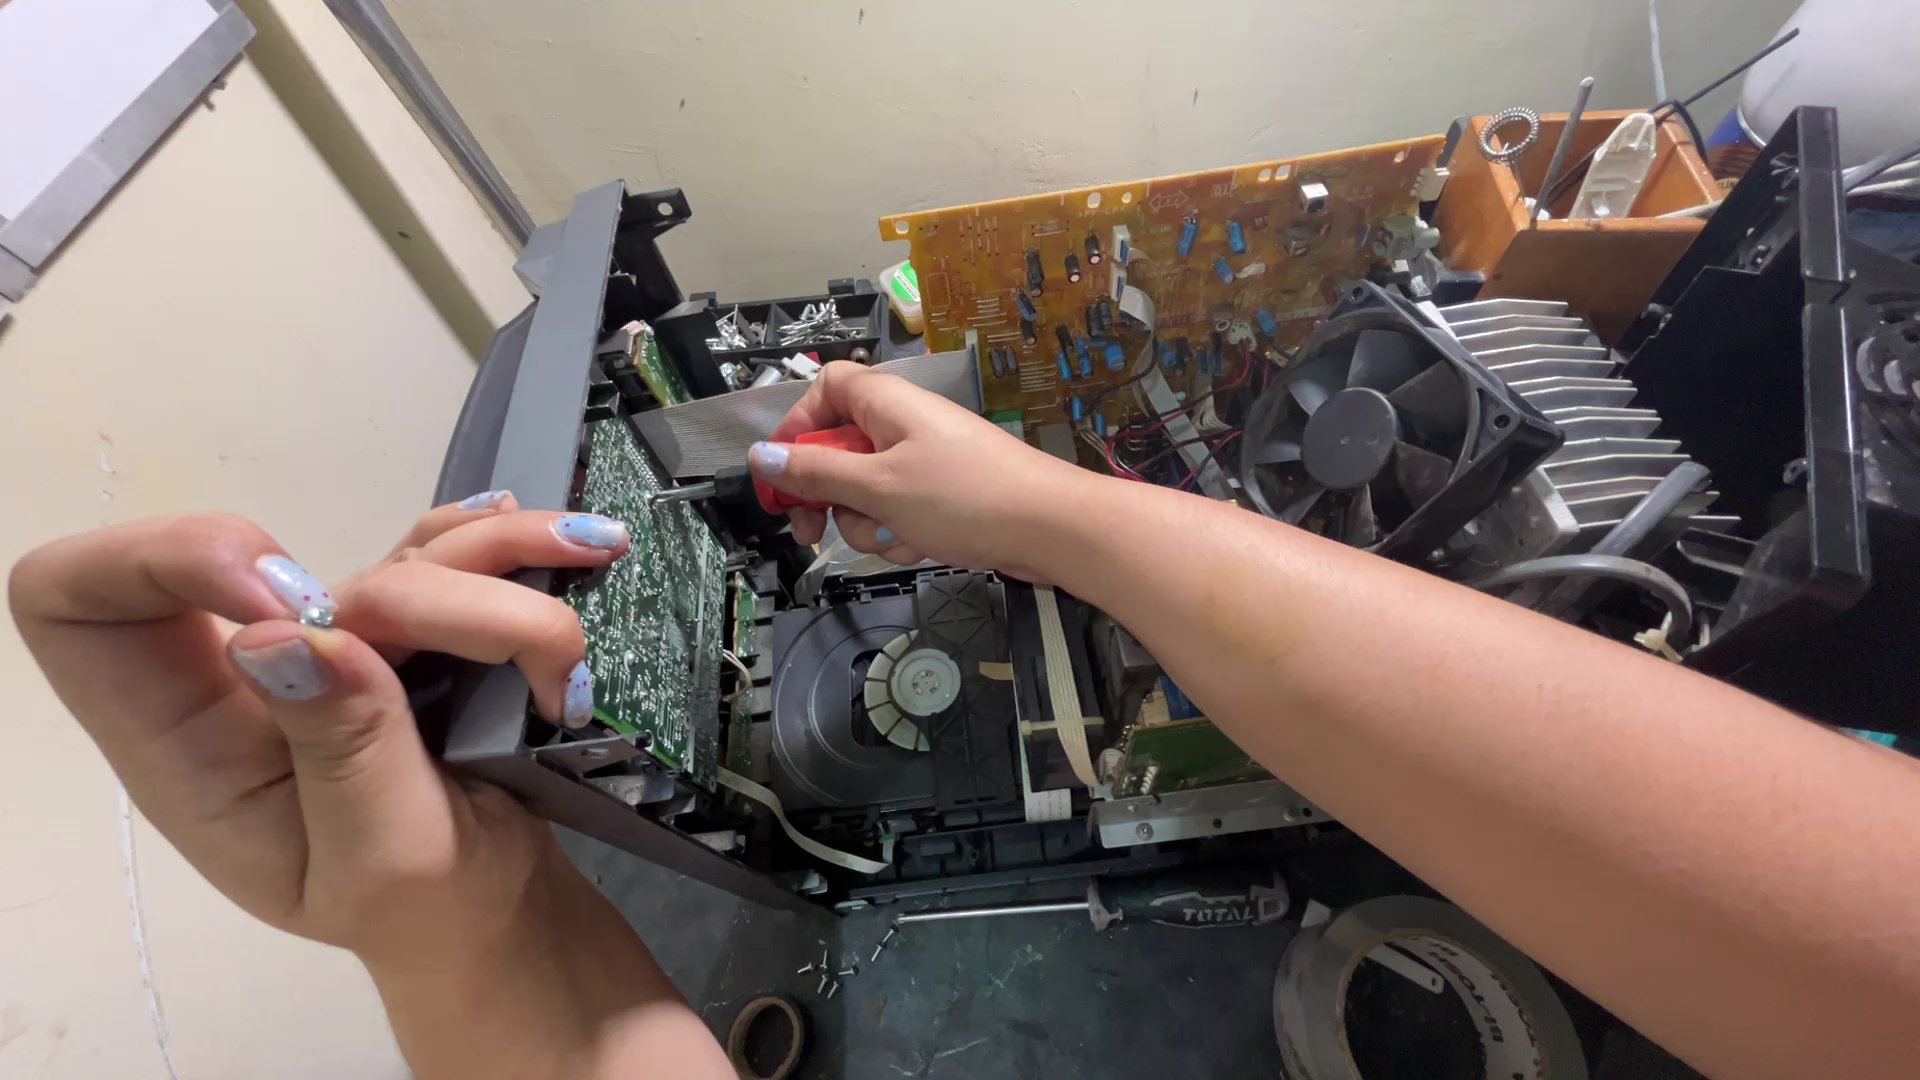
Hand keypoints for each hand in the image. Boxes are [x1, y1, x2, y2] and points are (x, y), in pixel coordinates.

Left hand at [6, 496, 629, 965]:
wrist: (490, 895)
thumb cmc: (420, 902)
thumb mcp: (377, 856)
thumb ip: (341, 751)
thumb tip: (290, 634)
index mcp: (194, 738)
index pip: (86, 604)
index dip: (166, 564)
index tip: (300, 603)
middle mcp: (267, 668)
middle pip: (331, 575)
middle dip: (459, 603)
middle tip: (556, 660)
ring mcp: (358, 640)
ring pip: (418, 550)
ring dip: (517, 547)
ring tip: (600, 552)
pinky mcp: (432, 629)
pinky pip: (461, 552)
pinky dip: (516, 540)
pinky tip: (562, 543)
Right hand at [749, 361, 1093, 578]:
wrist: (1049, 528)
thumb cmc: (964, 497)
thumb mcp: (878, 487)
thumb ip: (816, 473)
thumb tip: (760, 456)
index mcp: (885, 402)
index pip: (824, 390)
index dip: (796, 427)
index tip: (780, 473)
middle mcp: (903, 425)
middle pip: (838, 450)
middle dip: (829, 496)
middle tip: (815, 533)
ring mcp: (924, 461)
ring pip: (865, 491)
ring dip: (868, 524)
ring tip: (897, 538)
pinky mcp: (942, 495)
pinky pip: (898, 511)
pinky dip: (900, 533)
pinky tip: (921, 547)